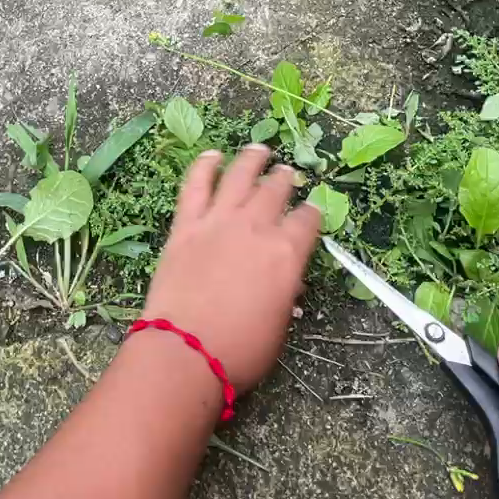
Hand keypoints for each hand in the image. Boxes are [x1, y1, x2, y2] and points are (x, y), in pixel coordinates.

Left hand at [138, 145, 320, 390]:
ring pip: (239, 176)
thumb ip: (285, 291)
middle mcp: (256, 228)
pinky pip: (196, 185)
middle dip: (285, 180)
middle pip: (275, 191)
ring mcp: (218, 221)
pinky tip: (212, 155)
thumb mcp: (279, 325)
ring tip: (259, 149)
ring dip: (252, 160)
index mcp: (286, 254)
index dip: (312, 214)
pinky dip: (205, 166)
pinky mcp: (186, 223)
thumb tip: (285, 278)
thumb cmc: (240, 350)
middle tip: (287, 173)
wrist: (186, 349)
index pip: (307, 221)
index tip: (313, 210)